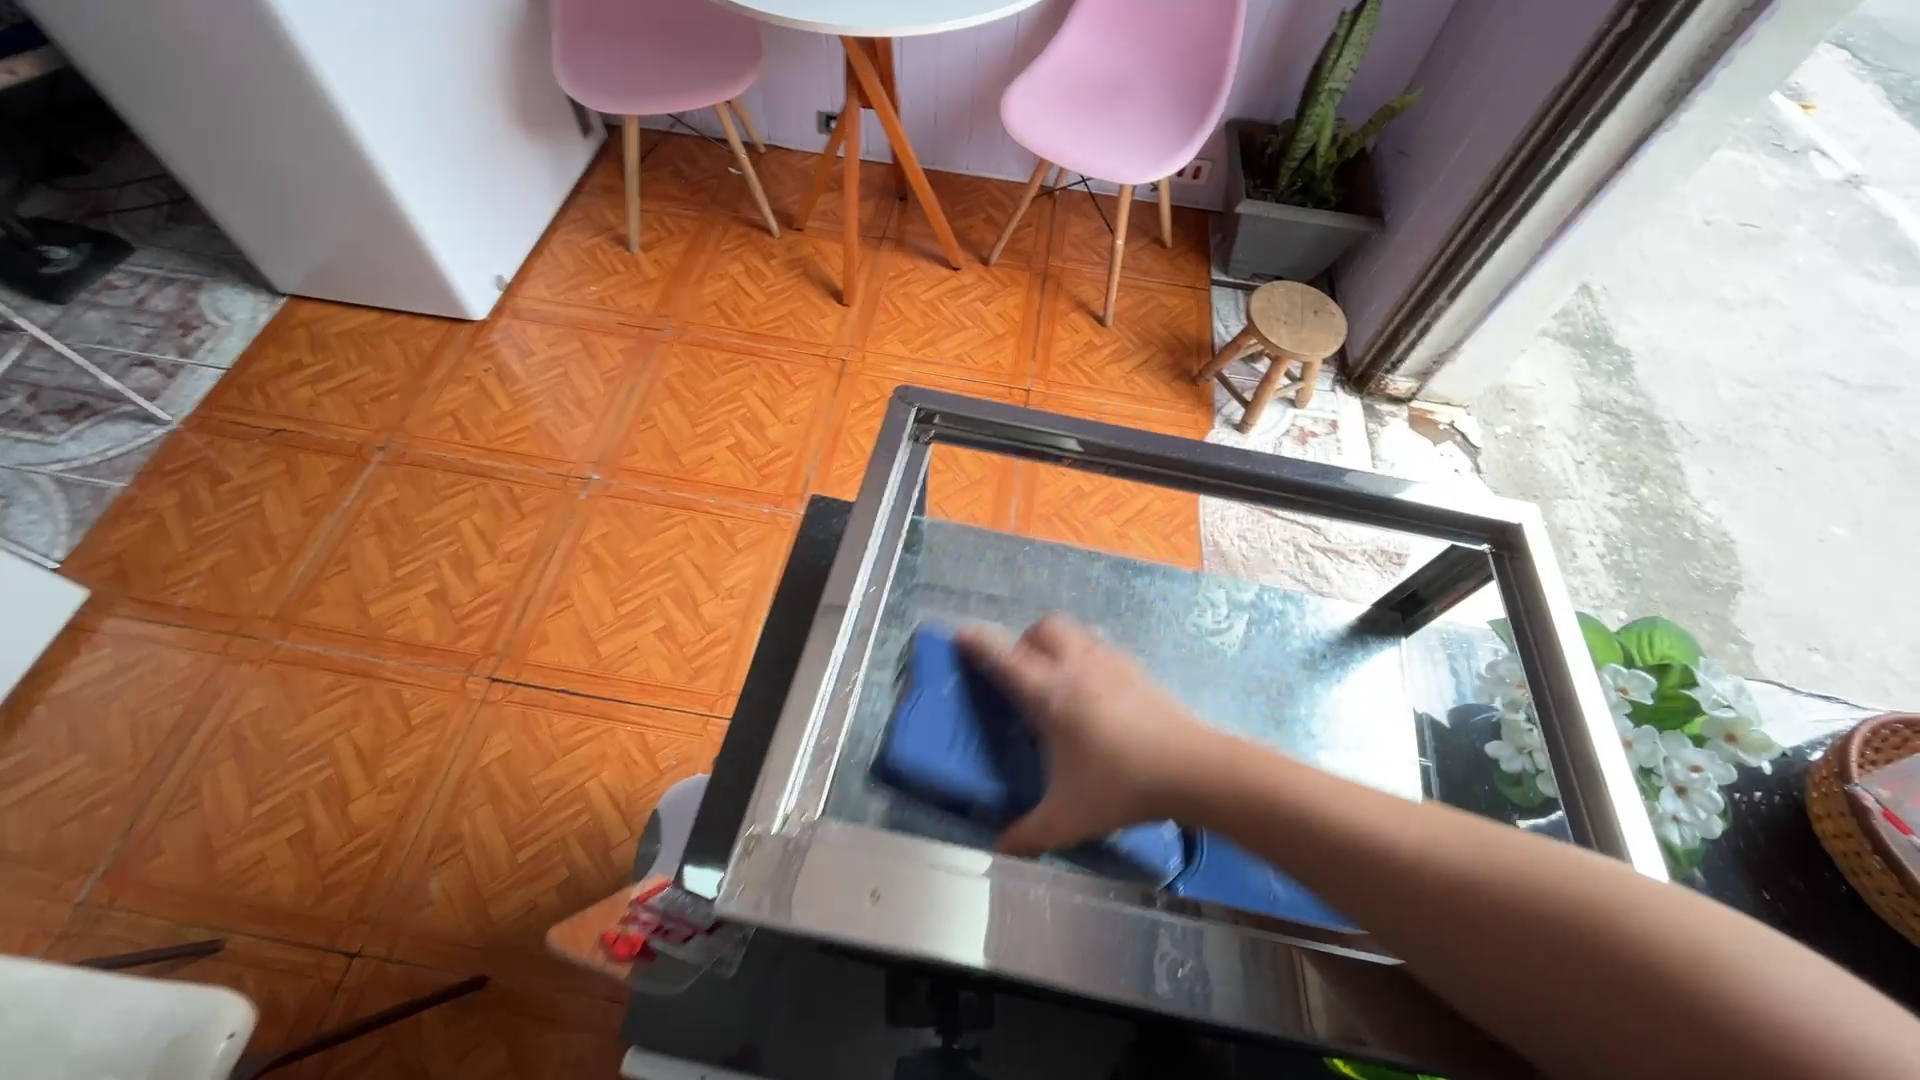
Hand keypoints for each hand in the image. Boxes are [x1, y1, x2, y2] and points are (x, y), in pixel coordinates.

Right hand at [955, 614, 1220, 855]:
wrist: (1196, 770)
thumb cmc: (1123, 788)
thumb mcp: (1068, 818)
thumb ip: (1028, 836)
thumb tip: (999, 852)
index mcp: (1051, 695)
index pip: (1005, 659)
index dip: (979, 644)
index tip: (962, 635)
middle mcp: (1078, 667)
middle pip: (1042, 628)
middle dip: (1023, 641)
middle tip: (1019, 673)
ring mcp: (1112, 664)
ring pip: (1075, 631)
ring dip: (1056, 643)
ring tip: (1055, 678)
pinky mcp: (1139, 670)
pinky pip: (1102, 646)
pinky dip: (1086, 655)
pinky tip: (1094, 690)